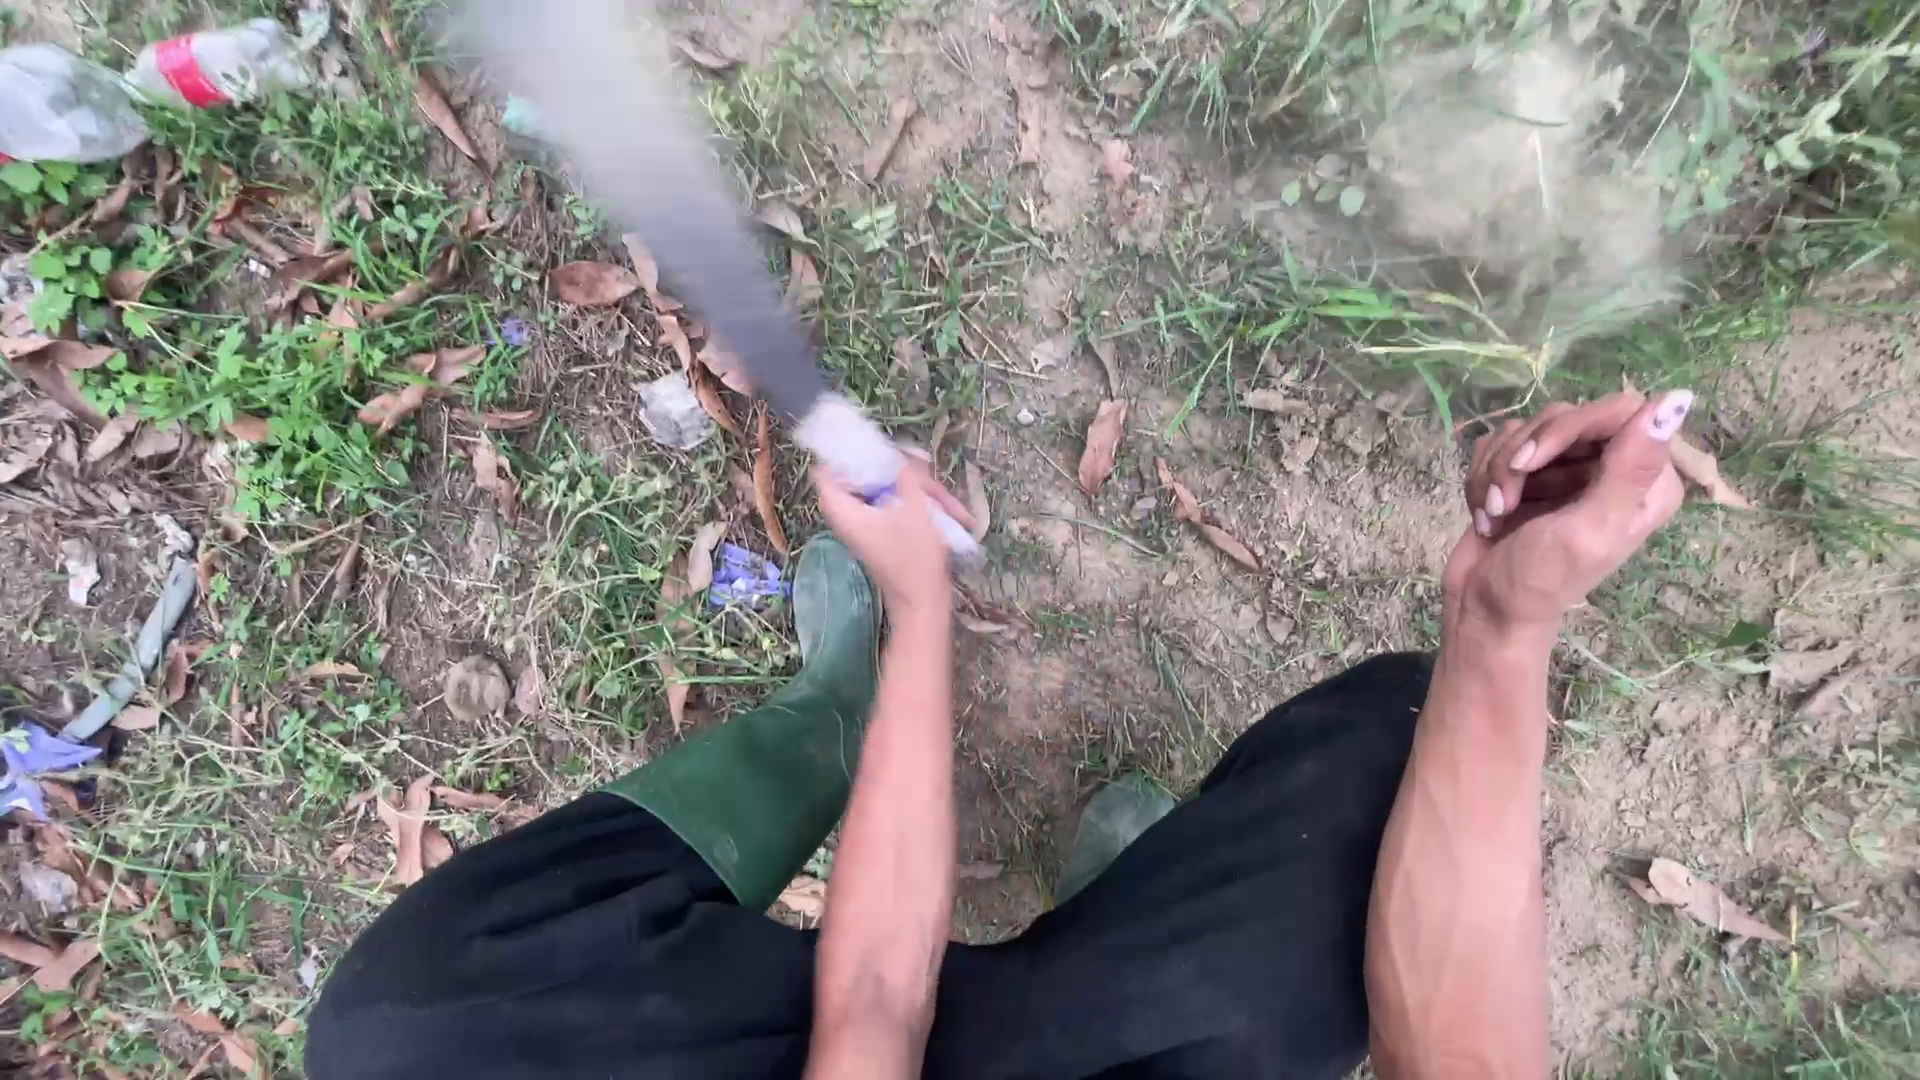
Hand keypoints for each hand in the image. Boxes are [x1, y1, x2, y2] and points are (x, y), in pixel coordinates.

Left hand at [813, 454, 973, 619]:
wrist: (924, 603)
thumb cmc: (914, 558)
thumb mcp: (915, 508)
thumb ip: (907, 474)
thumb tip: (904, 453)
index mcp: (845, 511)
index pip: (827, 473)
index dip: (847, 456)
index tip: (876, 448)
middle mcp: (851, 517)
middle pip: (866, 478)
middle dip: (901, 472)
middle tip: (925, 467)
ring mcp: (869, 526)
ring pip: (889, 492)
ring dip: (920, 491)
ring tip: (950, 504)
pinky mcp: (885, 534)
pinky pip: (897, 508)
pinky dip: (920, 506)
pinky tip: (949, 513)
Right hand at [1443, 391, 1691, 642]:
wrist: (1485, 606)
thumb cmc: (1541, 577)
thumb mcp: (1590, 527)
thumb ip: (1630, 467)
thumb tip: (1677, 398)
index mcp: (1642, 481)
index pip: (1615, 411)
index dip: (1565, 428)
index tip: (1528, 462)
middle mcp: (1605, 468)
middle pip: (1560, 417)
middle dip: (1519, 458)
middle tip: (1504, 501)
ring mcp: (1559, 473)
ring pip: (1519, 432)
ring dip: (1494, 473)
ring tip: (1494, 514)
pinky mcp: (1518, 478)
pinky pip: (1492, 449)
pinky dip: (1480, 479)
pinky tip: (1486, 512)